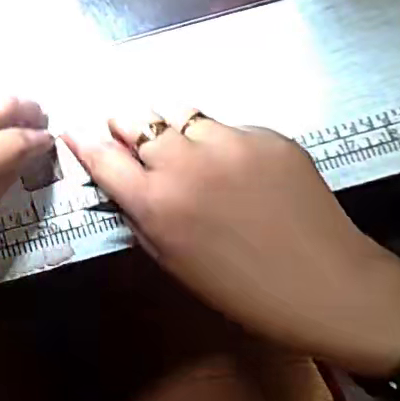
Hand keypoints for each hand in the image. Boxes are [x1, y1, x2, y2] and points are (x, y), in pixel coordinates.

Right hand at [63, 110, 399, 375]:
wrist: (325, 282)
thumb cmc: (242, 288)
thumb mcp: (174, 261)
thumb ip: (143, 216)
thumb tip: (125, 183)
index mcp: (156, 202)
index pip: (102, 155)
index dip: (83, 140)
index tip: (75, 130)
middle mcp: (185, 162)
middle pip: (135, 117)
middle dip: (126, 124)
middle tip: (132, 135)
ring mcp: (228, 141)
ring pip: (180, 112)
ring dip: (172, 126)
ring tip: (184, 145)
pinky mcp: (265, 133)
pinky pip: (227, 126)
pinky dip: (221, 140)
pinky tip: (238, 167)